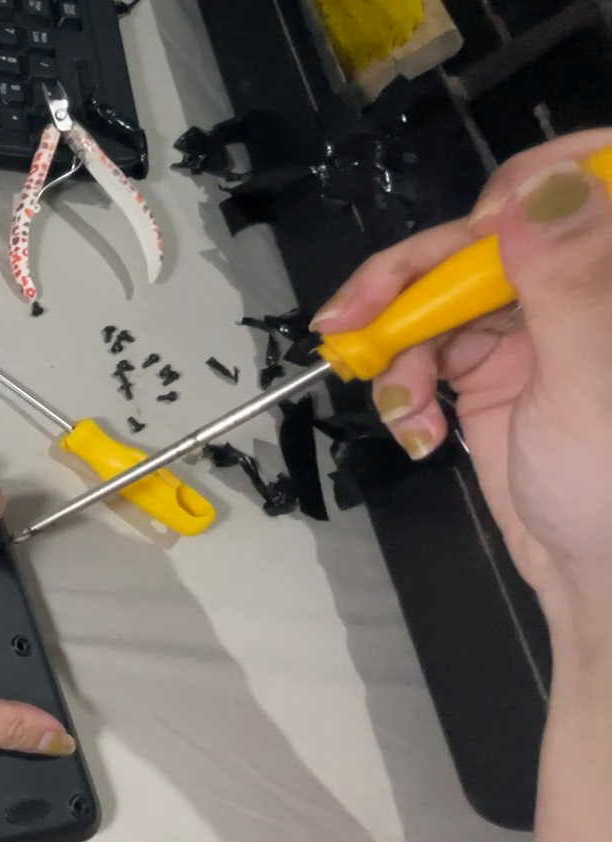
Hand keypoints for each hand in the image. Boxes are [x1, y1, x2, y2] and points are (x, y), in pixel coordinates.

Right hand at [314, 130, 611, 641]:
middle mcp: (583, 290)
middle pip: (477, 249)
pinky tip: (415, 428)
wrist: (603, 570)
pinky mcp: (490, 375)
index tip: (468, 237)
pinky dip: (402, 393)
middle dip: (403, 289)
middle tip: (344, 324)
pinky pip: (422, 360)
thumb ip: (570, 276)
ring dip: (394, 356)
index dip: (521, 192)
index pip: (586, 182)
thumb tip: (541, 181)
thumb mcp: (593, 374)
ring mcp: (534, 334)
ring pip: (434, 308)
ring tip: (398, 407)